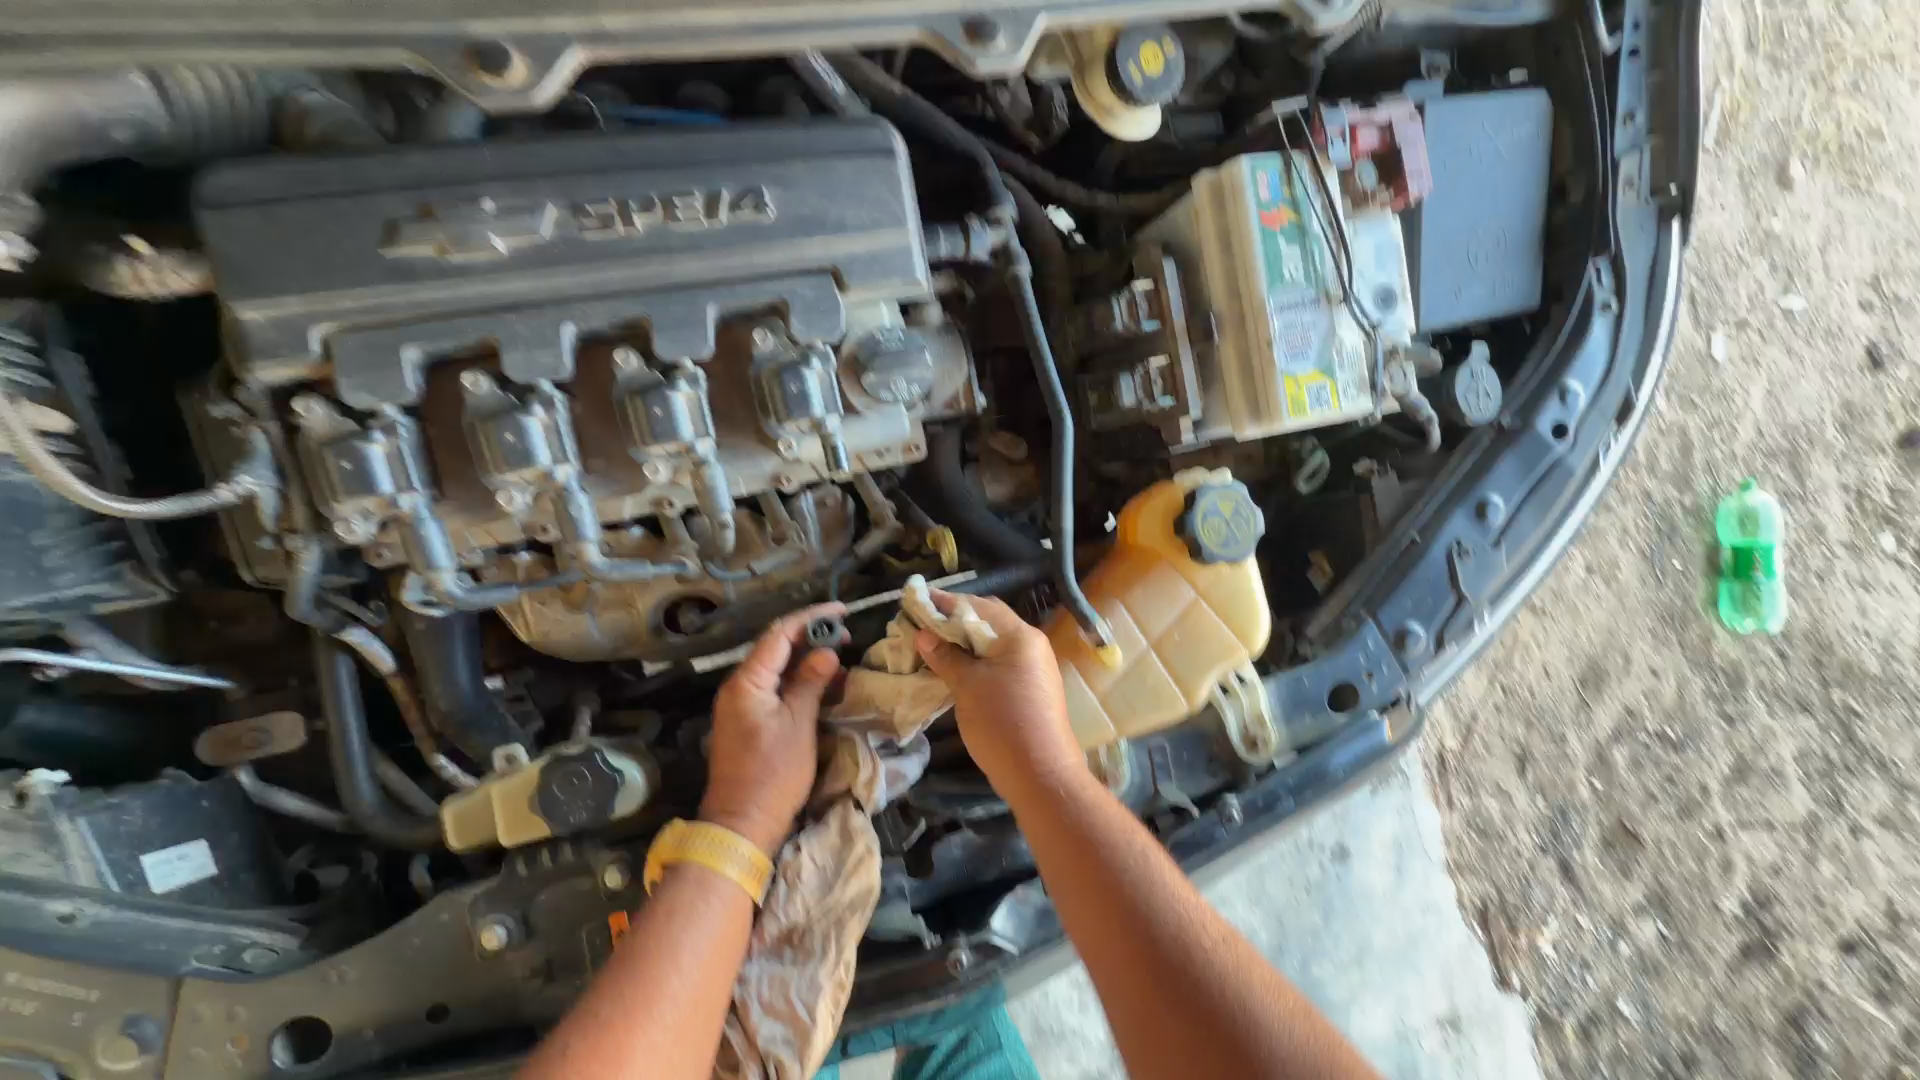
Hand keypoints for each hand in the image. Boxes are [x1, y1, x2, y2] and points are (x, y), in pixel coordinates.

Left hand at [701, 604, 843, 854]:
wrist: (742, 824)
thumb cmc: (773, 773)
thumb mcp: (799, 724)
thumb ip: (810, 682)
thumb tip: (826, 652)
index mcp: (747, 681)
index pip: (779, 634)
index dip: (811, 617)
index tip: (842, 611)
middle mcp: (738, 687)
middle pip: (775, 648)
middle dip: (810, 637)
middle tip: (846, 635)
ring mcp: (741, 706)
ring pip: (776, 669)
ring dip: (806, 660)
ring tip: (840, 658)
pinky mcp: (747, 723)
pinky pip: (774, 689)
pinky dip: (798, 682)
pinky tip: (823, 686)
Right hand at [913, 591, 1085, 800]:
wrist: (1040, 775)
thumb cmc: (1002, 722)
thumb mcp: (967, 686)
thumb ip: (946, 656)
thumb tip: (923, 634)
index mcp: (1020, 636)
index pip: (979, 606)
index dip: (947, 602)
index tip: (917, 601)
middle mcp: (1031, 645)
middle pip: (989, 621)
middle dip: (955, 621)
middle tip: (923, 624)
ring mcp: (1034, 668)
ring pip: (993, 644)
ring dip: (964, 642)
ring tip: (932, 645)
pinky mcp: (1030, 688)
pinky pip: (999, 663)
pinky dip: (976, 660)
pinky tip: (954, 668)